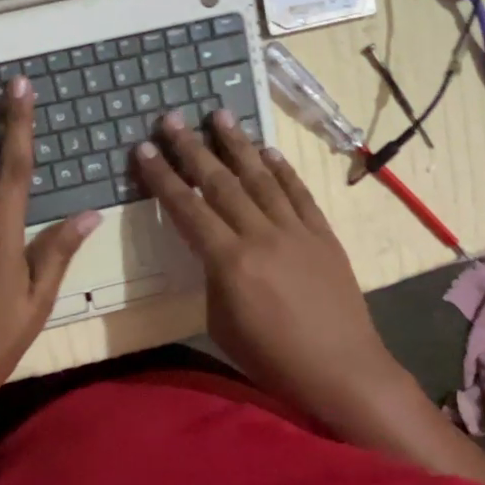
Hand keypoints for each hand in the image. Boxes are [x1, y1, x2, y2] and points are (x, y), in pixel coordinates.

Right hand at [133, 110, 411, 435]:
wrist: (340, 369)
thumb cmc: (271, 359)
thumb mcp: (223, 325)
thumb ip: (214, 281)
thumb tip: (214, 254)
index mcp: (229, 263)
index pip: (187, 209)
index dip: (163, 178)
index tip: (144, 150)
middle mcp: (260, 235)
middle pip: (220, 183)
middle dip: (193, 148)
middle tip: (172, 118)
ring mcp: (296, 231)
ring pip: (261, 178)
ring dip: (238, 145)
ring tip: (219, 116)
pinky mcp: (323, 235)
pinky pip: (299, 193)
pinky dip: (282, 170)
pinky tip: (267, 153)